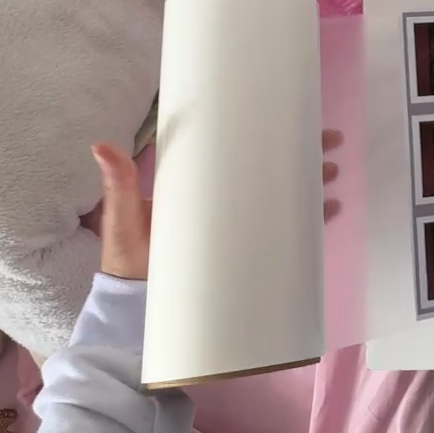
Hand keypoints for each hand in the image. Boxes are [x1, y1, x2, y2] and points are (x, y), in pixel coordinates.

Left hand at [92, 130, 344, 280]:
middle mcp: (230, 201)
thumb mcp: (124, 220)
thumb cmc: (130, 262)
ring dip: (313, 184)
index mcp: (205, 183)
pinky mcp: (253, 253)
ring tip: (332, 175)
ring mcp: (243, 227)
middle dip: (306, 154)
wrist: (139, 314)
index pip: (243, 150)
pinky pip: (288, 232)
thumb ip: (120, 186)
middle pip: (274, 169)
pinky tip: (328, 213)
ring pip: (287, 196)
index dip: (271, 132)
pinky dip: (310, 221)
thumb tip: (101, 144)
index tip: (296, 118)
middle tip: (331, 142)